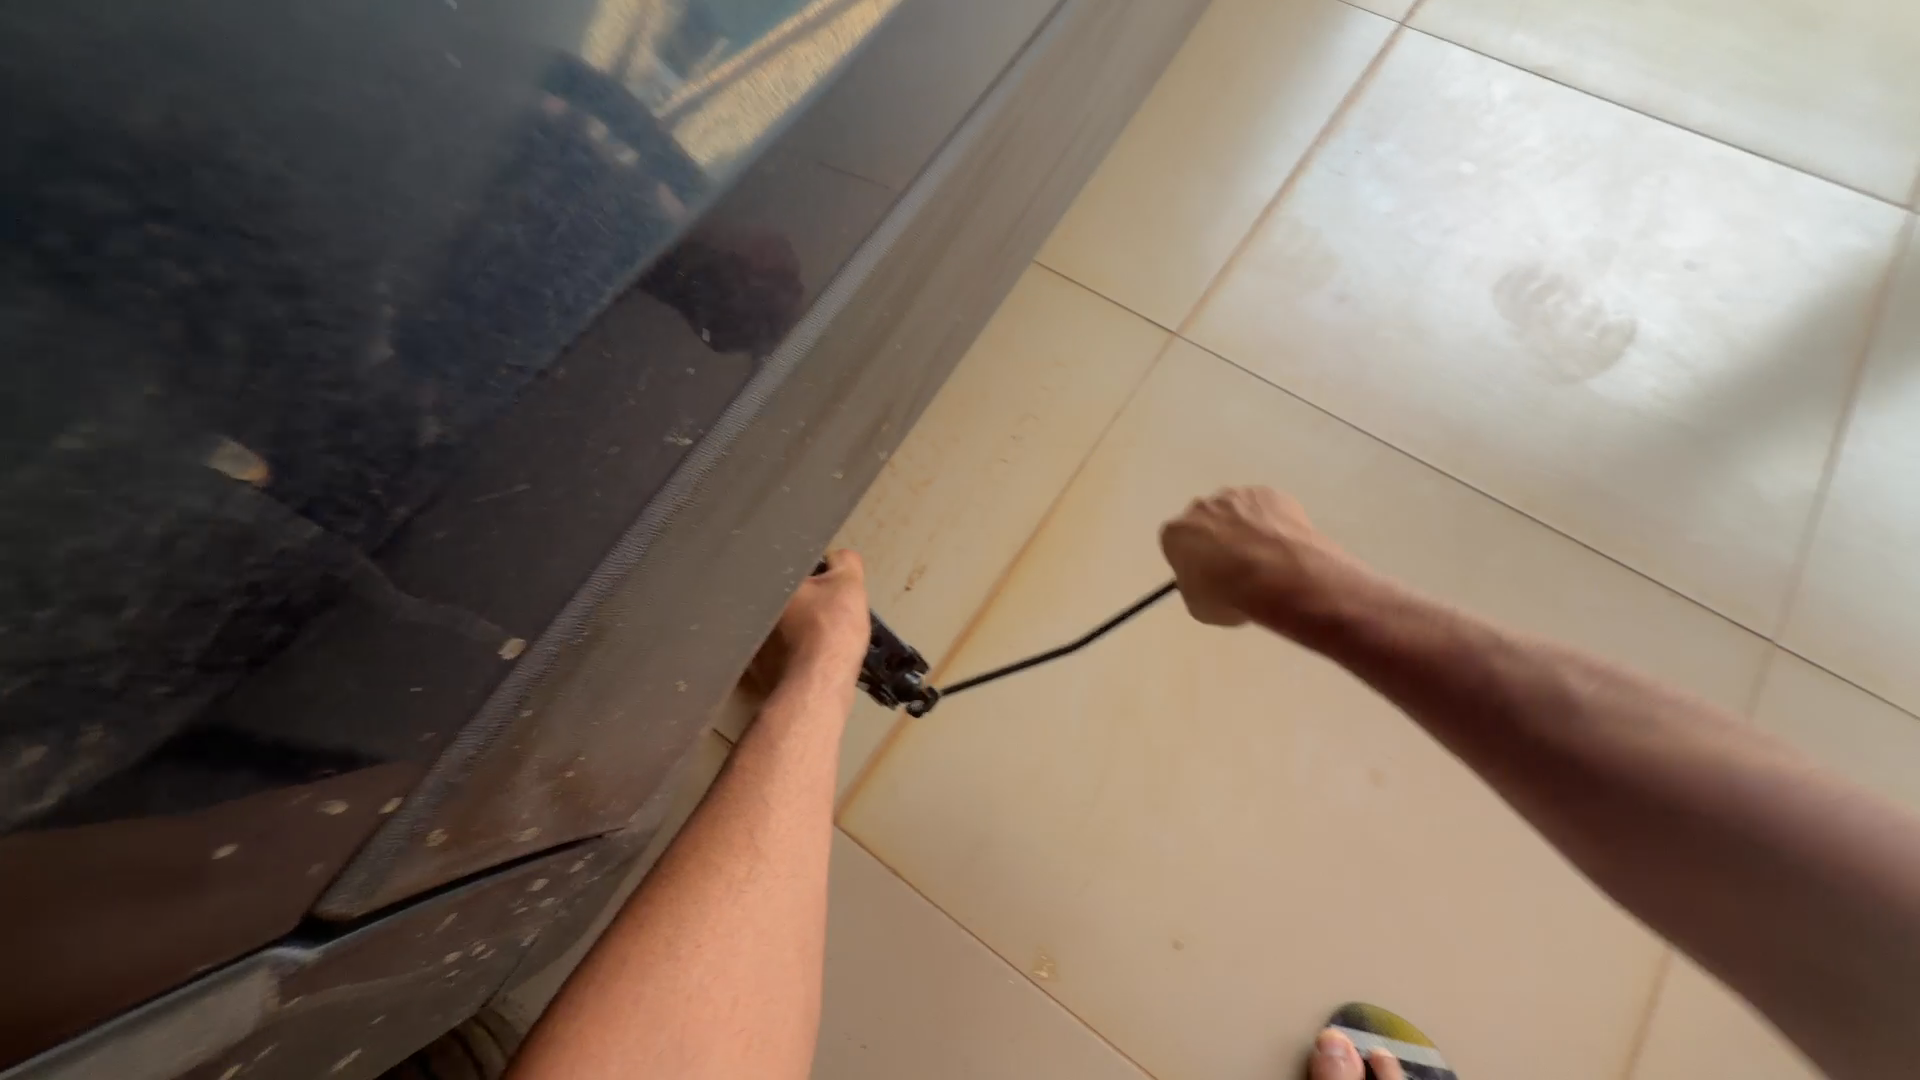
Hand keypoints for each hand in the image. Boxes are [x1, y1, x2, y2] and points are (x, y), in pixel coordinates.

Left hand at [754, 551, 869, 689]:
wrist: (820, 683)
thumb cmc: (831, 627)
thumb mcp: (848, 583)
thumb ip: (844, 561)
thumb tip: (837, 557)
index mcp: (767, 586)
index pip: (788, 570)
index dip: (812, 576)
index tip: (827, 586)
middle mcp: (751, 614)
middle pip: (782, 600)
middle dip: (801, 602)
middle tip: (825, 611)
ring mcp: (752, 644)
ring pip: (780, 629)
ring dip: (796, 630)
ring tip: (820, 637)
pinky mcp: (758, 672)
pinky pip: (780, 655)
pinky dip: (793, 654)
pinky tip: (811, 658)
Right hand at [1159, 487, 1327, 626]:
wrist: (1282, 577)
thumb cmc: (1230, 595)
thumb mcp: (1197, 605)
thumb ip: (1194, 585)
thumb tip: (1206, 580)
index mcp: (1176, 533)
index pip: (1176, 544)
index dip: (1192, 560)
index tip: (1206, 576)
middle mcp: (1201, 507)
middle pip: (1204, 521)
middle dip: (1216, 538)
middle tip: (1235, 566)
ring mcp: (1237, 496)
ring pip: (1236, 511)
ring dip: (1244, 527)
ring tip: (1265, 556)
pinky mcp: (1270, 493)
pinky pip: (1266, 508)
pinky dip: (1271, 522)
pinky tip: (1283, 544)